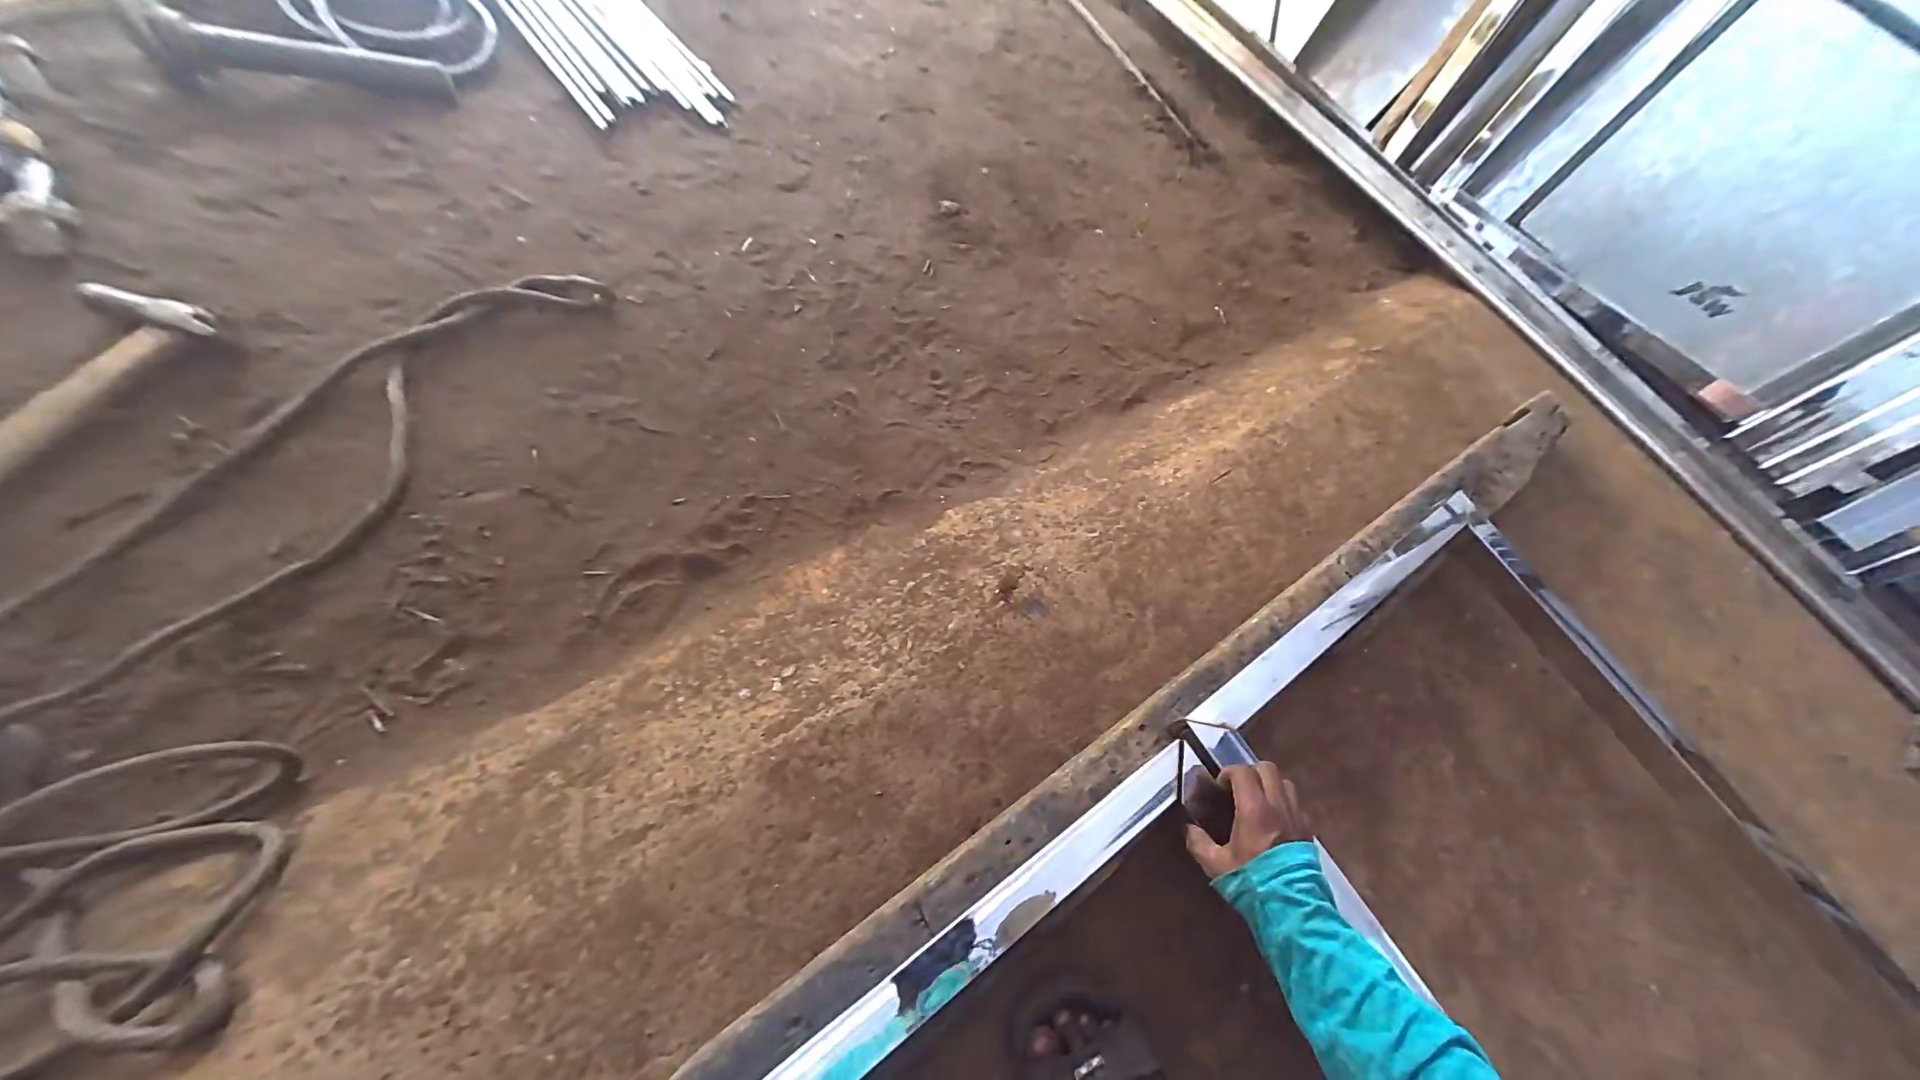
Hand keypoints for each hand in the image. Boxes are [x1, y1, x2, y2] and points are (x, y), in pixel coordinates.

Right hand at [1184, 761, 1311, 878]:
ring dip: (1269, 784)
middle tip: (1238, 788)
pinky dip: (1283, 801)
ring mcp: (1297, 816)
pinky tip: (1273, 819)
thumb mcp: (1216, 864)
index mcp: (1255, 809)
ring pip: (1285, 782)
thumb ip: (1198, 842)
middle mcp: (1278, 805)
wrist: (1293, 909)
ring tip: (1257, 800)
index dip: (1227, 773)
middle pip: (1267, 768)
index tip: (1219, 786)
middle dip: (1250, 772)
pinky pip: (1295, 802)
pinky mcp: (1308, 830)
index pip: (1242, 771)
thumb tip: (1189, 829)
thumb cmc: (1252, 882)